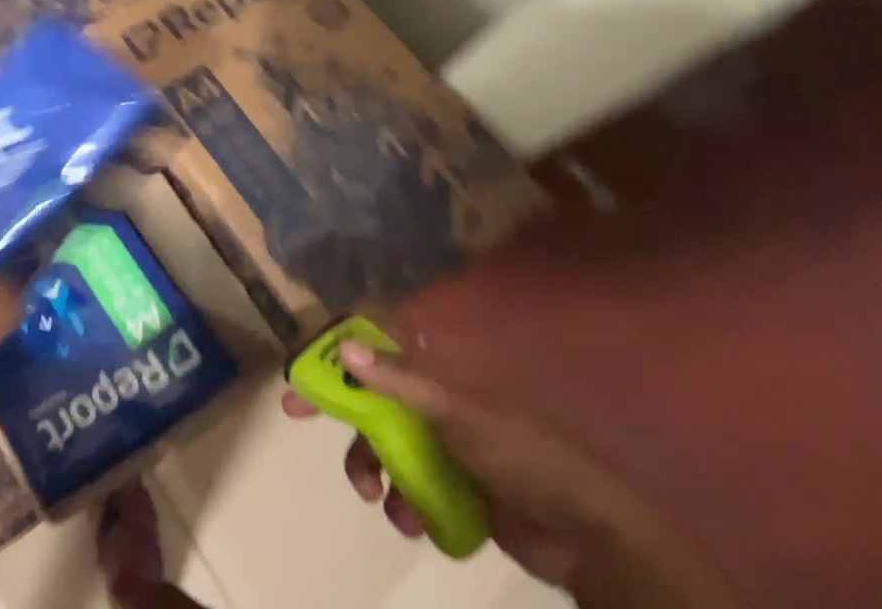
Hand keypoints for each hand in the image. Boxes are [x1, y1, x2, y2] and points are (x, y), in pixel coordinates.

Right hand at [282, 342, 743, 605]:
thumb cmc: (525, 458)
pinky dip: (403, 504)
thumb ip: (401, 382)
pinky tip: (415, 523)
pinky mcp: (454, 489)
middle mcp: (439, 407)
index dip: (335, 355)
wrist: (588, 534)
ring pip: (384, 449)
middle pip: (371, 402)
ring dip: (373, 471)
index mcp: (443, 379)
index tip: (300, 365)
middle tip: (293, 417)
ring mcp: (446, 449)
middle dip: (340, 417)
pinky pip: (408, 488)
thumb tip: (345, 347)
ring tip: (381, 500)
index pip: (377, 353)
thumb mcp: (459, 414)